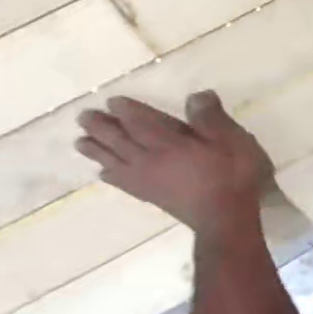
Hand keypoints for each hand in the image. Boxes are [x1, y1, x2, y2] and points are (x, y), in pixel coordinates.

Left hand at [75, 91, 274, 240]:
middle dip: (102, 127)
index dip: (127, 111)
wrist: (225, 217)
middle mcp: (151, 159)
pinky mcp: (152, 196)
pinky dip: (111, 175)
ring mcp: (148, 180)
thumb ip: (211, 117)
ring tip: (81, 142)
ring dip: (97, 150)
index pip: (142, 123)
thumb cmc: (232, 174)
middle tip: (83, 117)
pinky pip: (123, 183)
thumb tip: (195, 95)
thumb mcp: (231, 139)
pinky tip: (105, 173)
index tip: (112, 101)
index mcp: (169, 143)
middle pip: (120, 141)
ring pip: (115, 161)